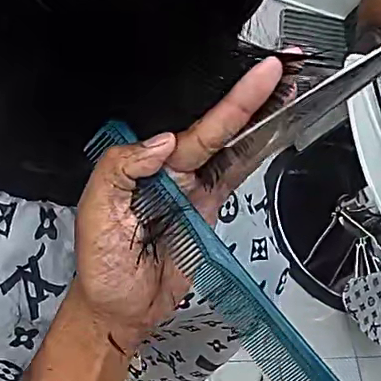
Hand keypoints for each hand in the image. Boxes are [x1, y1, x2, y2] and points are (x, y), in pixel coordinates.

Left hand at [68, 58, 284, 352]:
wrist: (120, 308)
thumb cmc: (101, 266)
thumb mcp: (95, 213)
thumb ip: (121, 170)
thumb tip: (160, 143)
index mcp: (145, 167)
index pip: (191, 128)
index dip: (227, 104)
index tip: (252, 80)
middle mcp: (172, 173)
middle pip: (217, 128)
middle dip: (249, 98)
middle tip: (277, 71)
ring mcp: (194, 190)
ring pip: (232, 147)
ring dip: (259, 120)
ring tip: (285, 93)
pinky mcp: (210, 210)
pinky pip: (235, 176)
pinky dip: (256, 154)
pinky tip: (272, 135)